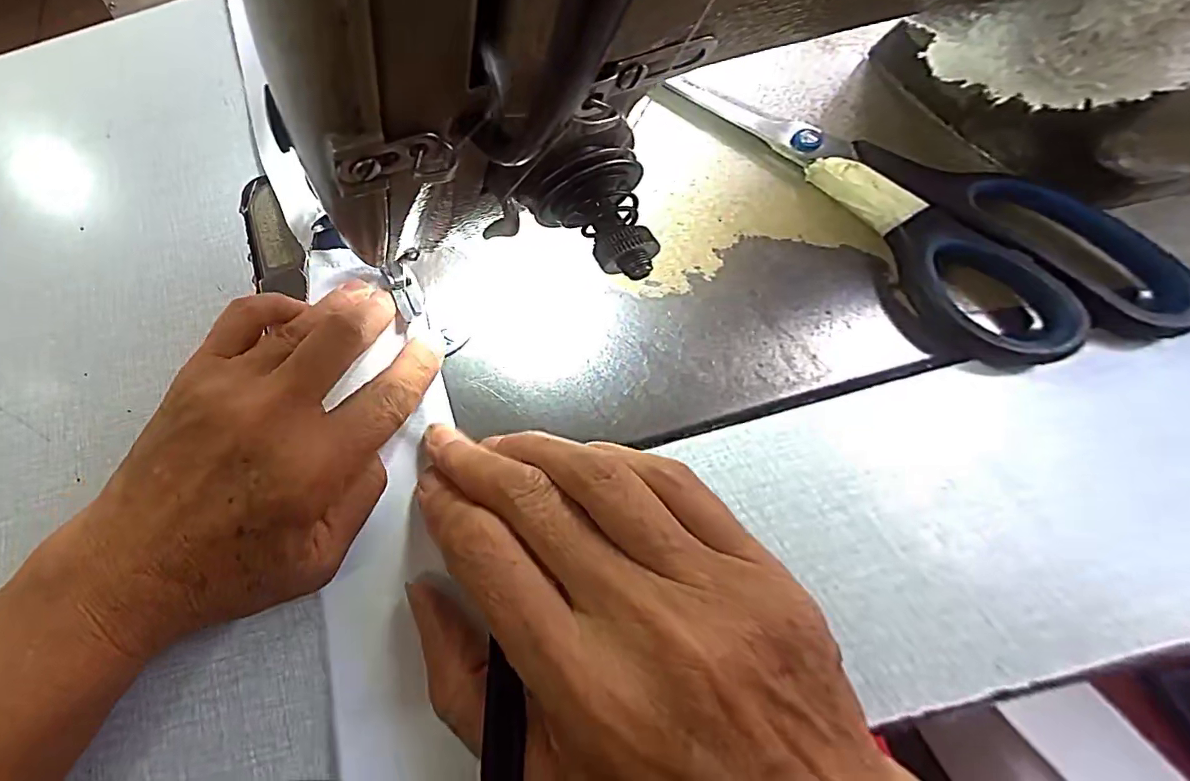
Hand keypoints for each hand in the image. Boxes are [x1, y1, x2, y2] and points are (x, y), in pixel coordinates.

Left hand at [48, 285, 440, 661]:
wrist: (135, 560)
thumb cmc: (229, 570)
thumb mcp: (317, 560)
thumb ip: (360, 498)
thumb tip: (377, 442)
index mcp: (314, 464)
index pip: (385, 399)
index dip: (416, 367)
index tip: (428, 348)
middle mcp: (278, 413)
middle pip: (342, 337)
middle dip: (377, 314)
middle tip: (390, 308)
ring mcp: (233, 384)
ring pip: (299, 323)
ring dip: (336, 305)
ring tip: (357, 297)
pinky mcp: (198, 371)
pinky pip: (243, 316)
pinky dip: (276, 304)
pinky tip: (294, 313)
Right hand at [409, 429, 902, 780]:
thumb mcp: (543, 777)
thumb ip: (467, 688)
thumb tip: (429, 595)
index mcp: (589, 690)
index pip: (490, 557)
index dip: (449, 509)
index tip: (434, 490)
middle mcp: (650, 628)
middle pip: (535, 503)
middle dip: (476, 463)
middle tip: (450, 447)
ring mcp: (713, 591)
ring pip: (600, 478)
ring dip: (537, 446)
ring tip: (503, 442)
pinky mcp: (760, 570)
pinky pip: (673, 481)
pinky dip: (615, 457)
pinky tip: (583, 456)